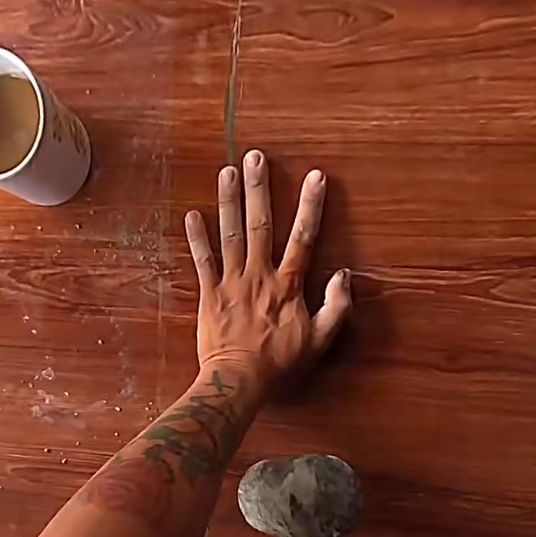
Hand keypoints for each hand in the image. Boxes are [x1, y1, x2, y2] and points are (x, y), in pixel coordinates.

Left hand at [185, 149, 351, 388]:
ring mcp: (231, 283)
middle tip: (255, 157)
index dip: (310, 206)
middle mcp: (259, 275)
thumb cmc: (279, 363)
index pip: (303, 238)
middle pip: (260, 225)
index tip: (315, 176)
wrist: (239, 380)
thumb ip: (336, 307)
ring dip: (229, 202)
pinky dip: (196, 239)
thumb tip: (344, 275)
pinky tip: (192, 215)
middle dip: (259, 189)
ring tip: (227, 172)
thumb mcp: (319, 340)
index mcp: (287, 285)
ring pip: (231, 235)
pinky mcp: (209, 295)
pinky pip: (202, 262)